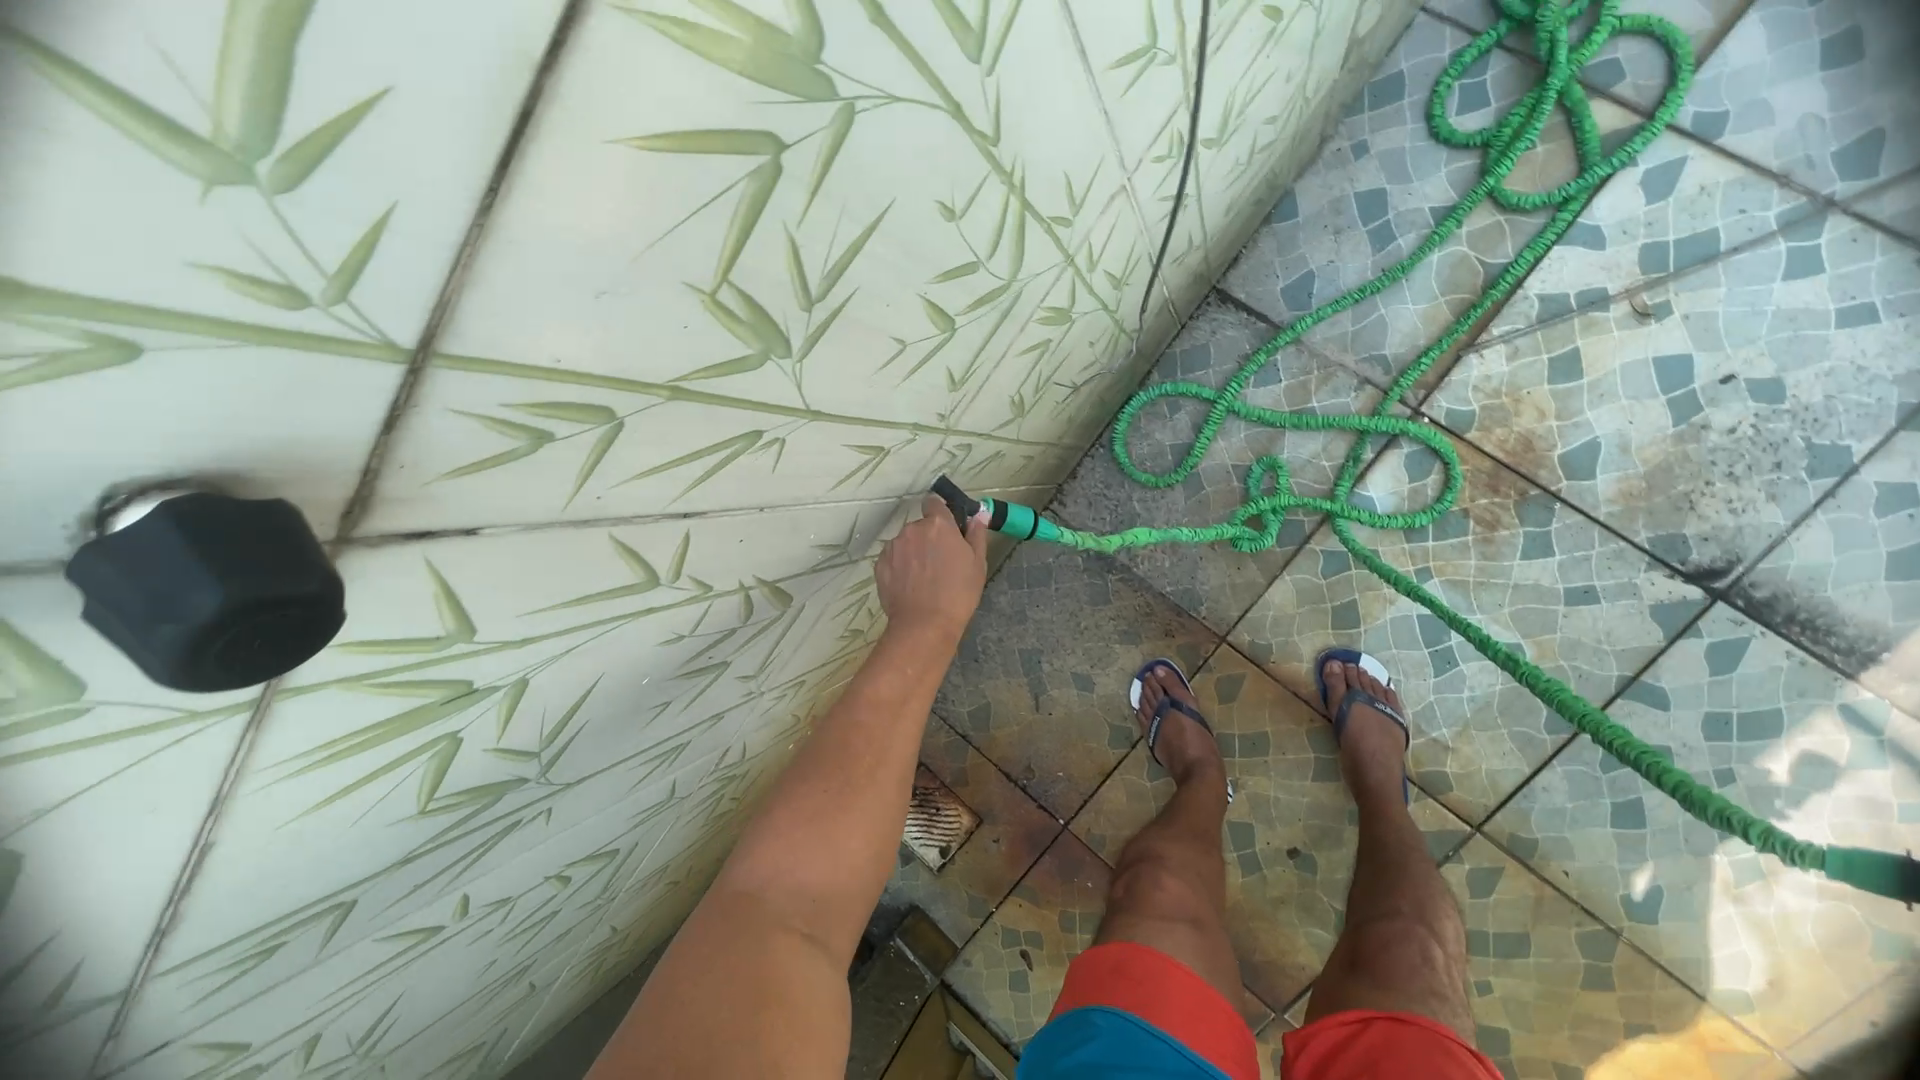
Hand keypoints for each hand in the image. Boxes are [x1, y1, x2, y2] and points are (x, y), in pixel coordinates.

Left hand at [875, 496, 987, 641]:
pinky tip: (910, 586)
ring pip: (905, 543)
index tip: (947, 529)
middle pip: (920, 526)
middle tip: (941, 563)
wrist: (925, 624)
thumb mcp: (978, 563)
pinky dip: (900, 567)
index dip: (940, 513)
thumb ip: (977, 533)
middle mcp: (911, 529)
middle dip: (928, 538)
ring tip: (924, 578)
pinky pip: (892, 559)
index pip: (934, 503)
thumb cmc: (958, 593)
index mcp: (938, 524)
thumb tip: (979, 514)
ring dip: (913, 552)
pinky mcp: (880, 565)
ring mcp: (893, 547)